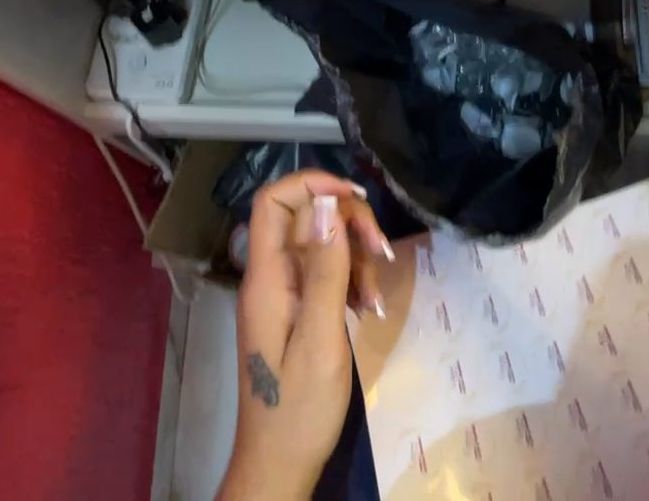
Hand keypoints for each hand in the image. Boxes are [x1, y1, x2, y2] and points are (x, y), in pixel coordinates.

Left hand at [218, 171, 391, 500]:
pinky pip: (327, 273)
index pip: (274, 202)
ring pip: (323, 243)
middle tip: (382, 251)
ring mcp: (284, 292)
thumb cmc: (299, 408)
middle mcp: (271, 276)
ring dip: (357, 258)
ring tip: (377, 297)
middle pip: (307, 217)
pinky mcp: (299, 308)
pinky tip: (371, 308)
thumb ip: (325, 270)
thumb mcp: (321, 338)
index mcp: (266, 277)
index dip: (312, 184)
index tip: (356, 196)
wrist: (281, 464)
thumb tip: (327, 204)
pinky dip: (353, 282)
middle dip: (349, 224)